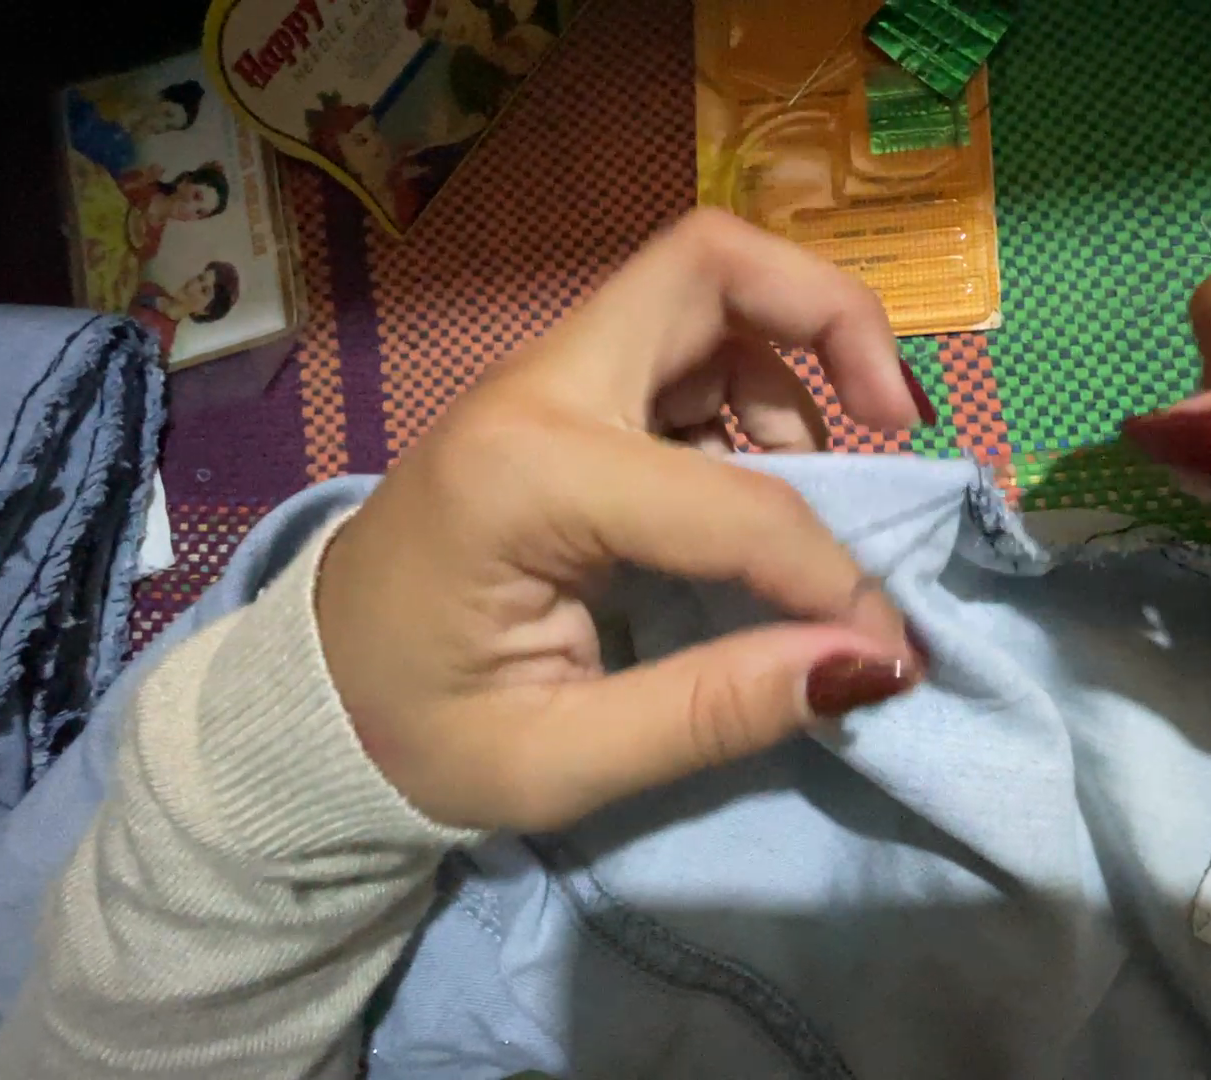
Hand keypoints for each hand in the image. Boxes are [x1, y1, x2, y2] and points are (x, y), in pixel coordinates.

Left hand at [315, 210, 935, 830]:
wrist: (312, 703)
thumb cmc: (418, 736)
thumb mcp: (560, 761)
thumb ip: (714, 711)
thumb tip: (866, 665)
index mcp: (522, 478)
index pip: (731, 502)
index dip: (830, 574)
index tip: (882, 647)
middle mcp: (536, 392)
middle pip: (708, 265)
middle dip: (831, 317)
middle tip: (897, 416)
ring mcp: (547, 383)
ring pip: (704, 293)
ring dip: (794, 363)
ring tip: (823, 473)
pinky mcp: (564, 402)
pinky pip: (687, 347)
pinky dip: (756, 389)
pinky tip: (760, 474)